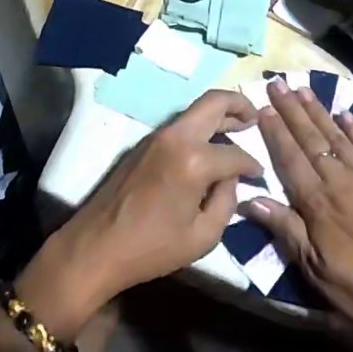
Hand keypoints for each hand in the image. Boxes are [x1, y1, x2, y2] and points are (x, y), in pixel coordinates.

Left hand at [22, 91, 261, 331]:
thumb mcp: (203, 236)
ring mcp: (157, 136)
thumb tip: (231, 179)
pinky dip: (200, 127)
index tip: (259, 174)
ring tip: (237, 127)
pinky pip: (180, 125)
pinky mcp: (143, 144)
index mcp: (194, 160)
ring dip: (219, 113)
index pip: (236, 154)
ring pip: (196, 110)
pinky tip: (208, 145)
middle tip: (255, 117)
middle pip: (215, 102)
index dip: (253, 165)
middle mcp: (176, 138)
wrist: (93, 249)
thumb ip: (227, 201)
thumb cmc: (150, 248)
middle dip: (240, 105)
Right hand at [242, 79, 352, 351]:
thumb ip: (286, 229)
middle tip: (278, 84)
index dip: (275, 132)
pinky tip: (346, 115)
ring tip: (305, 90)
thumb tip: (251, 198)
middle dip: (293, 111)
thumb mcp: (315, 270)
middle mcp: (342, 181)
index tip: (262, 107)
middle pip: (313, 140)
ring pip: (339, 137)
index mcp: (318, 203)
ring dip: (320, 112)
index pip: (290, 158)